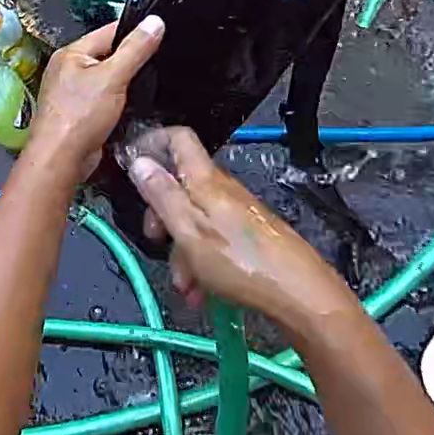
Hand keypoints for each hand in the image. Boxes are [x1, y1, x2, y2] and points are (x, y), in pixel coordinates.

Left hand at [26, 17, 164, 180]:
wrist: (60, 159)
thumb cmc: (79, 116)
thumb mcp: (113, 77)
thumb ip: (135, 49)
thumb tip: (155, 22)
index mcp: (71, 53)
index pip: (109, 31)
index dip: (135, 31)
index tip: (160, 33)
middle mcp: (69, 69)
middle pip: (109, 55)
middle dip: (132, 58)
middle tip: (159, 61)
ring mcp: (73, 92)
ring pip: (108, 78)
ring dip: (126, 82)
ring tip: (151, 82)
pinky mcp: (80, 113)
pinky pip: (105, 98)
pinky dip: (120, 99)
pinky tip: (135, 104)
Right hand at [127, 127, 360, 333]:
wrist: (301, 296)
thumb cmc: (241, 264)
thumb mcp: (190, 231)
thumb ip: (162, 195)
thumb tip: (139, 161)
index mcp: (206, 180)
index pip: (178, 138)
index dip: (152, 144)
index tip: (132, 167)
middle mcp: (222, 190)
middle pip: (180, 187)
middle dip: (162, 216)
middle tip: (156, 242)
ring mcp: (237, 213)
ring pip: (194, 222)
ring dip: (182, 252)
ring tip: (186, 287)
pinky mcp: (249, 237)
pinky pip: (214, 242)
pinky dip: (202, 263)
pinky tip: (203, 292)